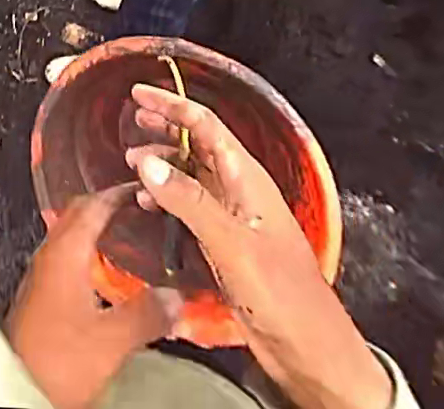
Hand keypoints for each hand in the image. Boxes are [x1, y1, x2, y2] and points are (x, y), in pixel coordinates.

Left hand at [7, 185, 178, 408]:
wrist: (16, 386)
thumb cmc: (57, 358)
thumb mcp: (110, 339)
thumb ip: (146, 314)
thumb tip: (177, 297)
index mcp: (66, 250)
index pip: (95, 204)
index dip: (120, 192)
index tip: (143, 186)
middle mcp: (51, 251)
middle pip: (81, 210)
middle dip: (109, 202)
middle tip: (138, 205)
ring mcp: (44, 269)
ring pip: (73, 230)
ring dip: (98, 224)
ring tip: (127, 230)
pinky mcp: (42, 288)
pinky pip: (69, 250)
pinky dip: (89, 245)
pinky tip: (105, 266)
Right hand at [126, 84, 392, 408]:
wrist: (311, 351)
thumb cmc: (282, 294)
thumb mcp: (231, 243)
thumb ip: (188, 200)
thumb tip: (147, 161)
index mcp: (246, 176)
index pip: (204, 124)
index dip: (171, 104)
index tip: (140, 93)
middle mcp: (238, 187)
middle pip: (197, 142)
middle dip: (165, 124)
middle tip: (134, 117)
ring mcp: (232, 214)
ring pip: (191, 172)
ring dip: (162, 162)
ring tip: (132, 161)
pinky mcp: (225, 240)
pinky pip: (190, 204)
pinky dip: (166, 196)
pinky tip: (148, 202)